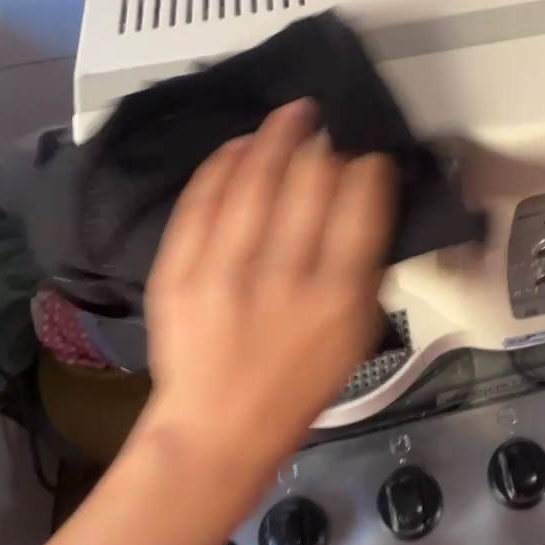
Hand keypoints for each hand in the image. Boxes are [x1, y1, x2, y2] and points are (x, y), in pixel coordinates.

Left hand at [139, 98, 396, 477]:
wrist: (217, 429)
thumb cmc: (299, 385)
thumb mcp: (357, 336)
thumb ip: (366, 270)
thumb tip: (366, 203)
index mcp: (336, 297)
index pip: (360, 206)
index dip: (367, 168)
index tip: (367, 155)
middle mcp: (282, 278)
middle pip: (308, 183)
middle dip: (323, 143)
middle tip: (327, 124)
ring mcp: (222, 272)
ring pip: (254, 180)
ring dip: (277, 137)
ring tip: (290, 114)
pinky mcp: (177, 272)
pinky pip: (202, 200)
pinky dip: (224, 163)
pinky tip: (243, 143)